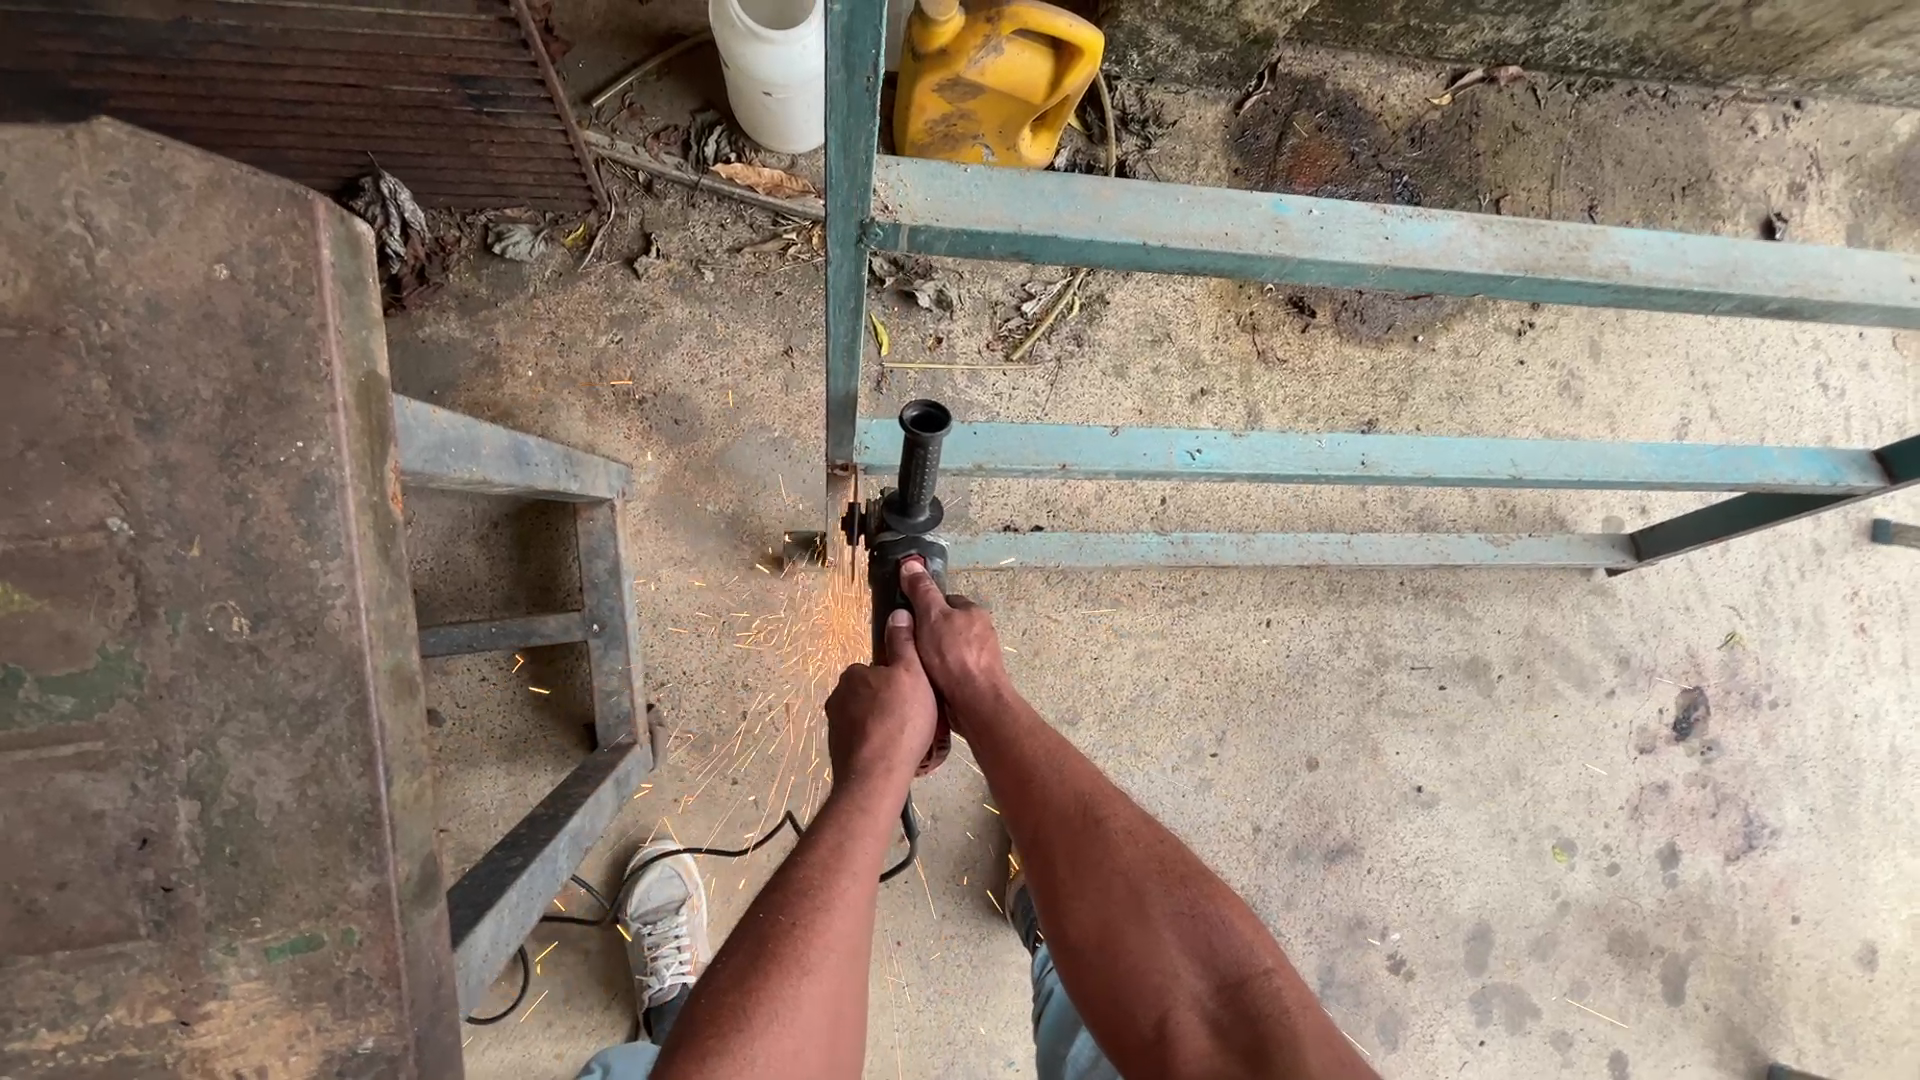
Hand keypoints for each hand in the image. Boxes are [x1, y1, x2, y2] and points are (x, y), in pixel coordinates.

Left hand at [824, 608, 937, 794]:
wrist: (877, 776)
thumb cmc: (900, 720)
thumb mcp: (912, 673)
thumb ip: (904, 643)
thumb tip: (898, 613)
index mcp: (853, 675)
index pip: (877, 669)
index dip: (898, 679)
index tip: (914, 693)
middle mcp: (837, 697)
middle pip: (871, 693)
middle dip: (888, 702)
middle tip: (914, 716)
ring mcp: (835, 727)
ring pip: (866, 718)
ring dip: (882, 724)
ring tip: (906, 738)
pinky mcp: (839, 752)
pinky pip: (862, 741)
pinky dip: (875, 744)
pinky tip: (893, 754)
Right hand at [898, 558, 1008, 730]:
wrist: (976, 702)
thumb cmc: (954, 655)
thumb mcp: (932, 617)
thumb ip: (921, 592)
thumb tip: (909, 563)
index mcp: (973, 612)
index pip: (944, 602)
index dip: (924, 609)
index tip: (908, 621)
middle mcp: (980, 633)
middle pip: (944, 628)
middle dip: (926, 637)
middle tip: (906, 647)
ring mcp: (980, 658)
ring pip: (946, 652)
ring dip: (930, 658)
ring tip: (912, 667)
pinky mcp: (975, 681)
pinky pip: (950, 672)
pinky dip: (937, 676)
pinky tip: (925, 683)